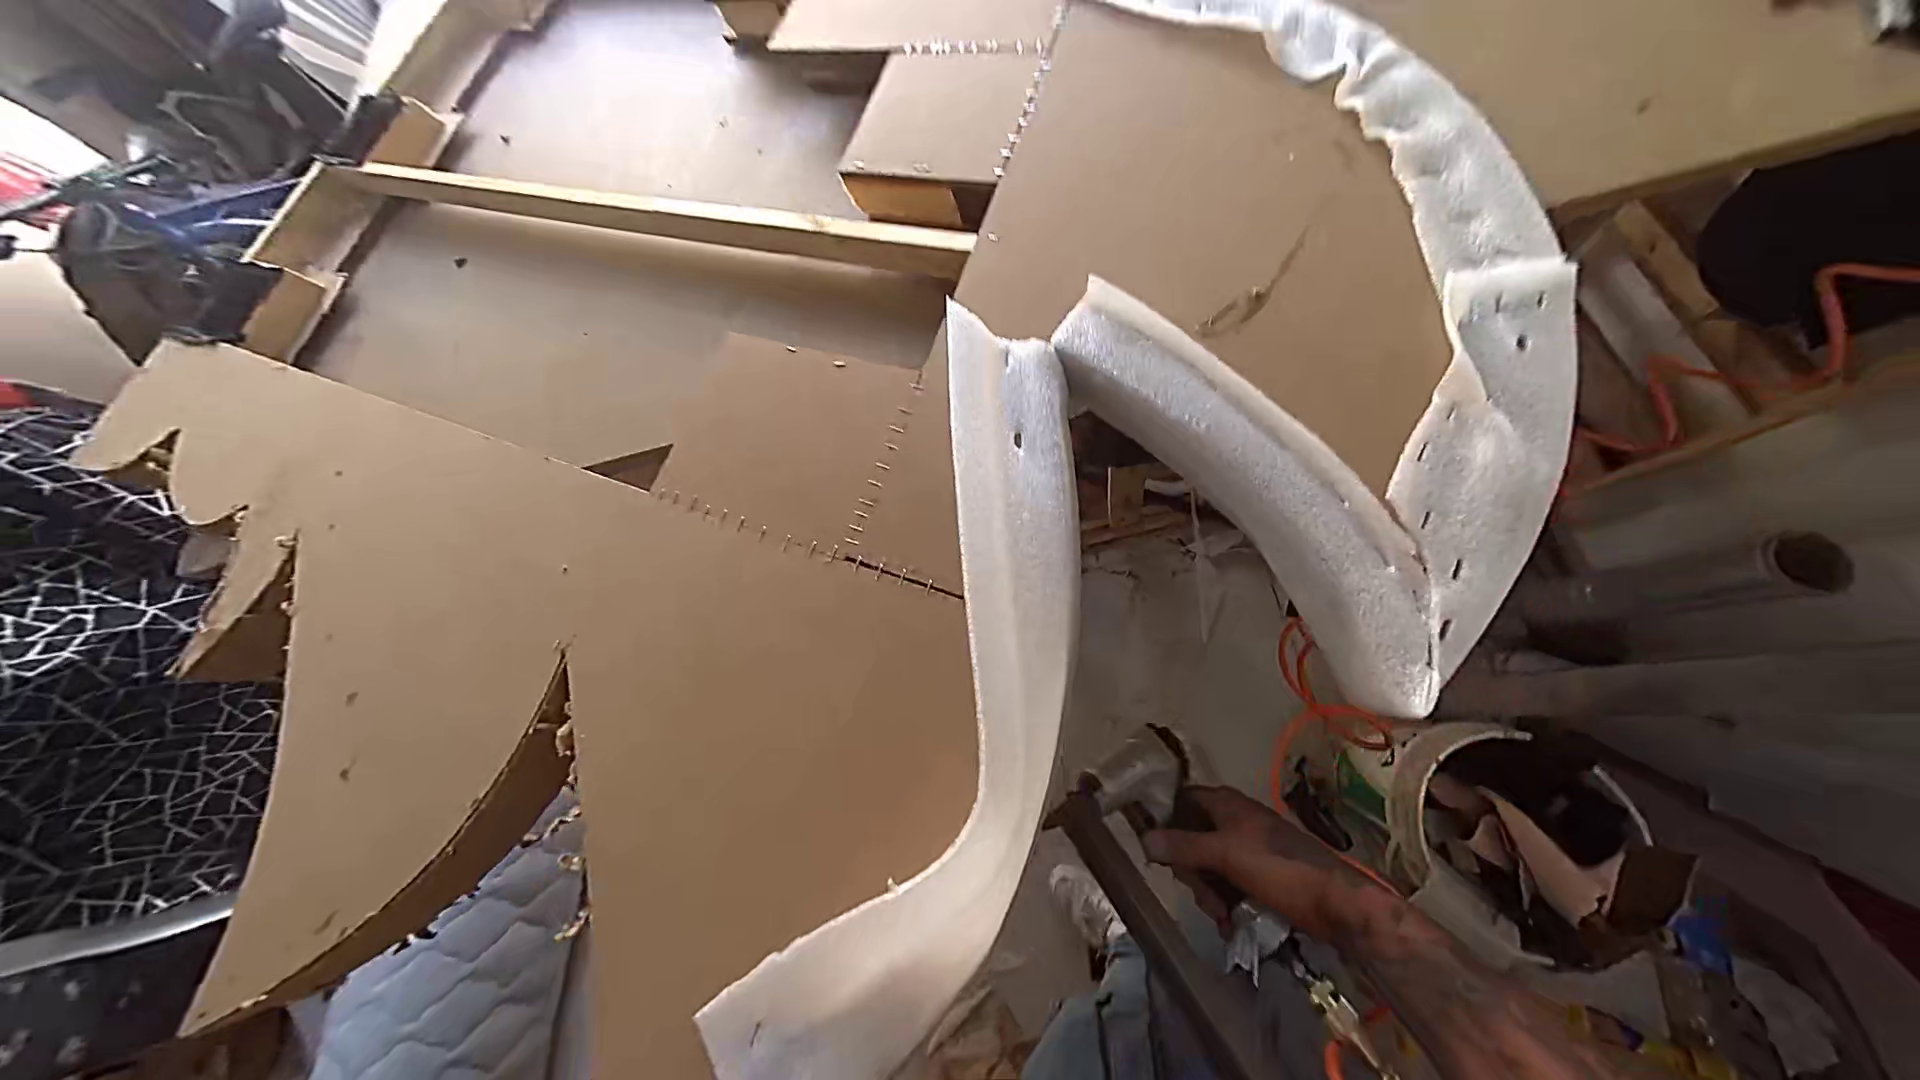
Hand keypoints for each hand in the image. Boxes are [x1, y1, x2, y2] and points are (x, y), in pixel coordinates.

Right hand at [1141, 785, 1394, 941]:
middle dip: (1192, 871)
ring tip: (1222, 915)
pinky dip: (1225, 901)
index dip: (1167, 821)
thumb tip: (1142, 839)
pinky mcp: (1261, 874)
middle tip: (1203, 895)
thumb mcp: (1225, 854)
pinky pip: (1229, 883)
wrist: (1339, 905)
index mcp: (1224, 803)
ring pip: (1209, 865)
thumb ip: (1182, 845)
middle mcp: (1233, 820)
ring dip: (1209, 892)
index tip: (1160, 850)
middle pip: (1191, 838)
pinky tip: (1230, 921)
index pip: (1181, 799)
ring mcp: (1248, 848)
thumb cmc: (1280, 868)